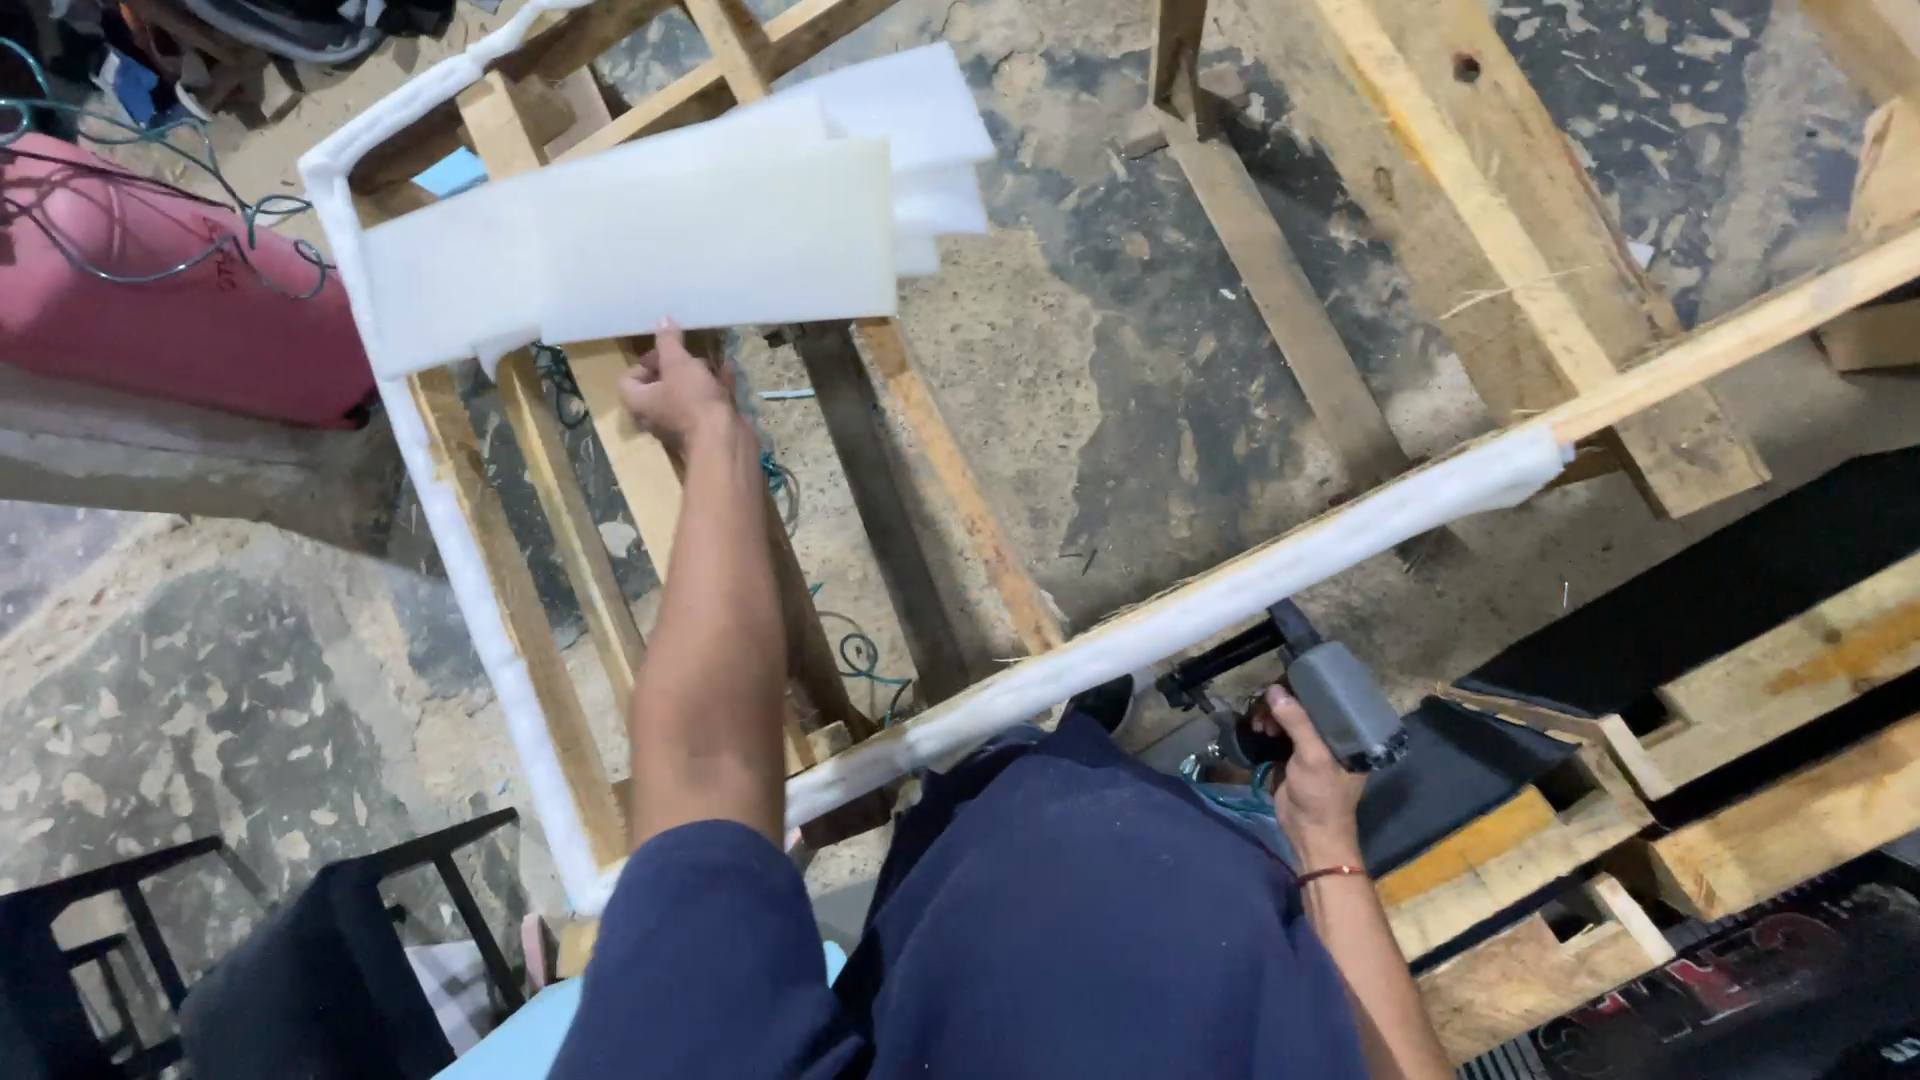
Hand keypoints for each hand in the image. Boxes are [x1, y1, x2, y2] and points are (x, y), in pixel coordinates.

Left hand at [618, 319, 737, 449]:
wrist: (723, 439)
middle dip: (675, 367)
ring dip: (698, 375)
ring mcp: (683, 422)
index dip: (642, 363)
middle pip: (660, 386)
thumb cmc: (691, 401)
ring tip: (709, 359)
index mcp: (640, 402)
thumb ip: (669, 341)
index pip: (628, 380)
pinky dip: (716, 386)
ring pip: (686, 394)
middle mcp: (657, 415)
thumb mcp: (678, 363)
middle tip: (687, 353)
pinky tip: (727, 369)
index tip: (662, 352)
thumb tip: (662, 319)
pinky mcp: (707, 426)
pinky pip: (708, 401)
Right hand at [1251, 684, 1365, 864]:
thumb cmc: (1322, 795)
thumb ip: (1297, 723)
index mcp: (1350, 736)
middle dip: (1283, 703)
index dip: (1308, 687)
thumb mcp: (1313, 757)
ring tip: (1260, 724)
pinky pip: (1281, 732)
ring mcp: (1313, 747)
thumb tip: (1274, 690)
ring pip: (1290, 718)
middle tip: (1265, 708)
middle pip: (1307, 707)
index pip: (1330, 700)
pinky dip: (1269, 727)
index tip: (1284, 681)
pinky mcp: (1294, 756)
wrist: (1309, 833)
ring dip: (1272, 716)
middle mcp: (1334, 737)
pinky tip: (1259, 730)